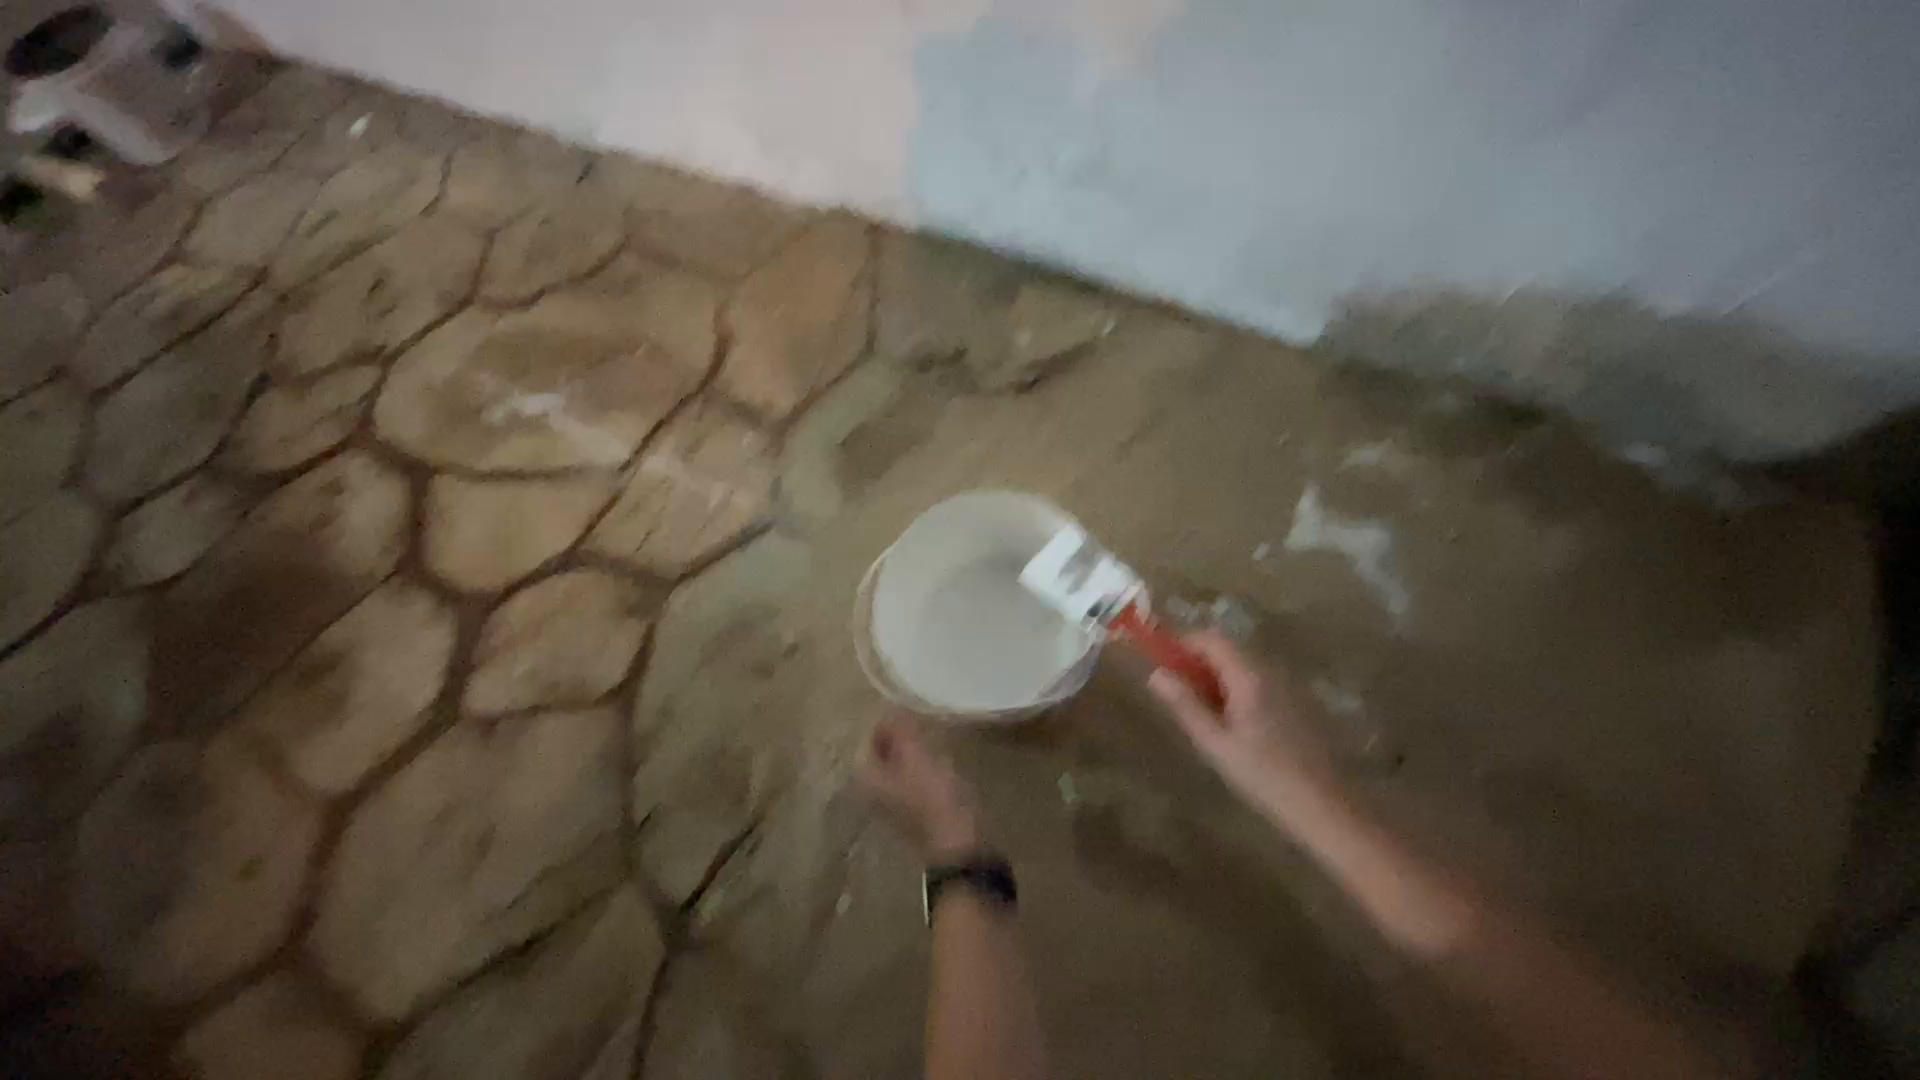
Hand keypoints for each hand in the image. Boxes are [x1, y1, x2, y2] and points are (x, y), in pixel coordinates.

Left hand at [858, 714, 983, 859]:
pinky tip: (940, 759)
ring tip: (931, 734)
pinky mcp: (916, 811)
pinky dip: (923, 766)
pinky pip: (913, 779)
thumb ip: (901, 730)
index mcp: (867, 777)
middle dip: (898, 735)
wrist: (960, 846)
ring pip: (898, 766)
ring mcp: (894, 804)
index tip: (908, 707)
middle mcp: (873, 791)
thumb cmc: (933, 797)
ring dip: (912, 749)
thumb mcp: (916, 756)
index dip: (886, 721)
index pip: (869, 738)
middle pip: (882, 753)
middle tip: (920, 718)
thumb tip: (891, 705)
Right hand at [1147, 632, 1333, 812]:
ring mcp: (1290, 684)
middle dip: (1199, 663)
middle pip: (1228, 649)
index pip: (1211, 638)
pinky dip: (1240, 689)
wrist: (1326, 806)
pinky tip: (1237, 726)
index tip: (1162, 665)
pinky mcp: (1300, 702)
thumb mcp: (1215, 743)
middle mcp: (1272, 670)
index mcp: (1249, 675)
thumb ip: (1185, 705)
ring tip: (1205, 715)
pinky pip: (1261, 681)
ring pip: (1245, 666)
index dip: (1182, 644)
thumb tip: (1156, 674)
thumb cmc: (1264, 775)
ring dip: (1218, 678)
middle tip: (1180, 696)